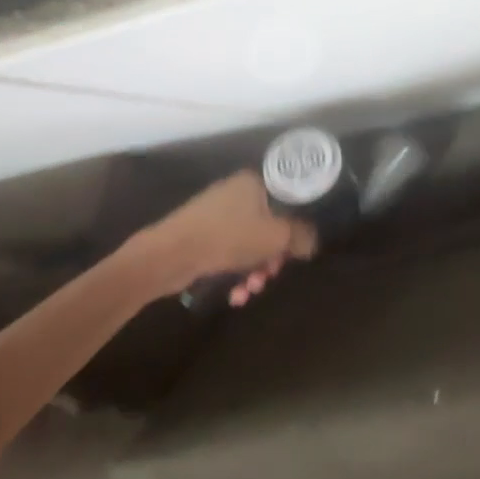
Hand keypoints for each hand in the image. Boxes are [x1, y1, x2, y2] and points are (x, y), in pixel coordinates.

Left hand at [117, 170, 317, 302]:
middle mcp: (235, 194)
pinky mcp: (201, 237)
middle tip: (269, 275)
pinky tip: (234, 294)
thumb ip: (301, 236)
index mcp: (254, 183)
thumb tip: (312, 242)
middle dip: (272, 258)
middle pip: (270, 227)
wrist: (166, 256)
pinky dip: (235, 273)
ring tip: (249, 291)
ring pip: (250, 244)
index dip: (296, 228)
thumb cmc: (227, 238)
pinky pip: (229, 254)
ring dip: (254, 271)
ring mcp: (216, 215)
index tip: (294, 251)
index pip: (288, 201)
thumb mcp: (275, 237)